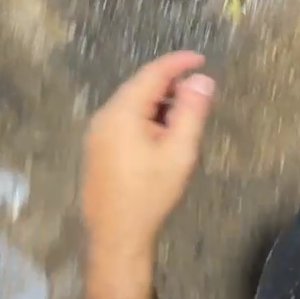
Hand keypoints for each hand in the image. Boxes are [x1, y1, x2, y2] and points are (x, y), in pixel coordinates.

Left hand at [81, 51, 215, 266]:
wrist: (116, 238)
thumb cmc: (150, 193)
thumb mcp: (179, 151)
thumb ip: (192, 111)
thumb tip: (202, 79)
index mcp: (123, 112)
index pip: (153, 73)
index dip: (179, 63)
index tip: (202, 59)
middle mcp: (105, 116)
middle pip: (141, 86)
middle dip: (171, 84)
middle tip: (199, 94)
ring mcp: (97, 134)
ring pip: (133, 104)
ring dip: (159, 103)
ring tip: (184, 118)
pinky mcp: (97, 149)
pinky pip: (125, 119)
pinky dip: (147, 117)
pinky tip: (162, 135)